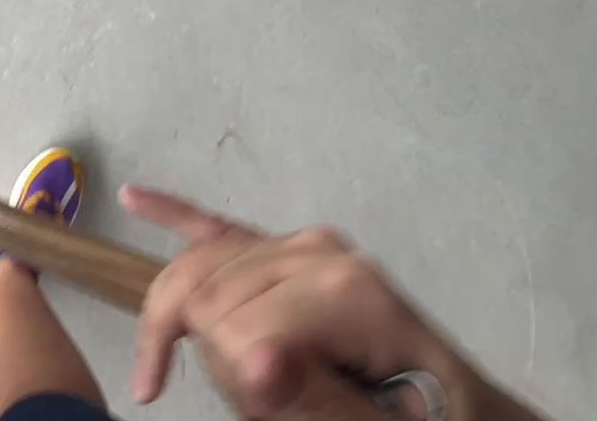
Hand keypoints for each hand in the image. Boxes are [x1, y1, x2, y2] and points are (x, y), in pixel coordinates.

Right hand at [121, 185, 540, 420]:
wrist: (463, 416)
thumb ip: (318, 399)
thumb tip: (255, 360)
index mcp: (343, 290)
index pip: (230, 321)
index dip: (228, 378)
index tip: (259, 413)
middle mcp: (318, 249)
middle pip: (209, 291)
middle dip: (213, 353)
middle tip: (264, 406)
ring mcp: (303, 243)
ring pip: (200, 265)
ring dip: (197, 324)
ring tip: (238, 376)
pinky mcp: (292, 246)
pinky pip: (218, 225)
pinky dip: (173, 211)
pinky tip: (132, 196)